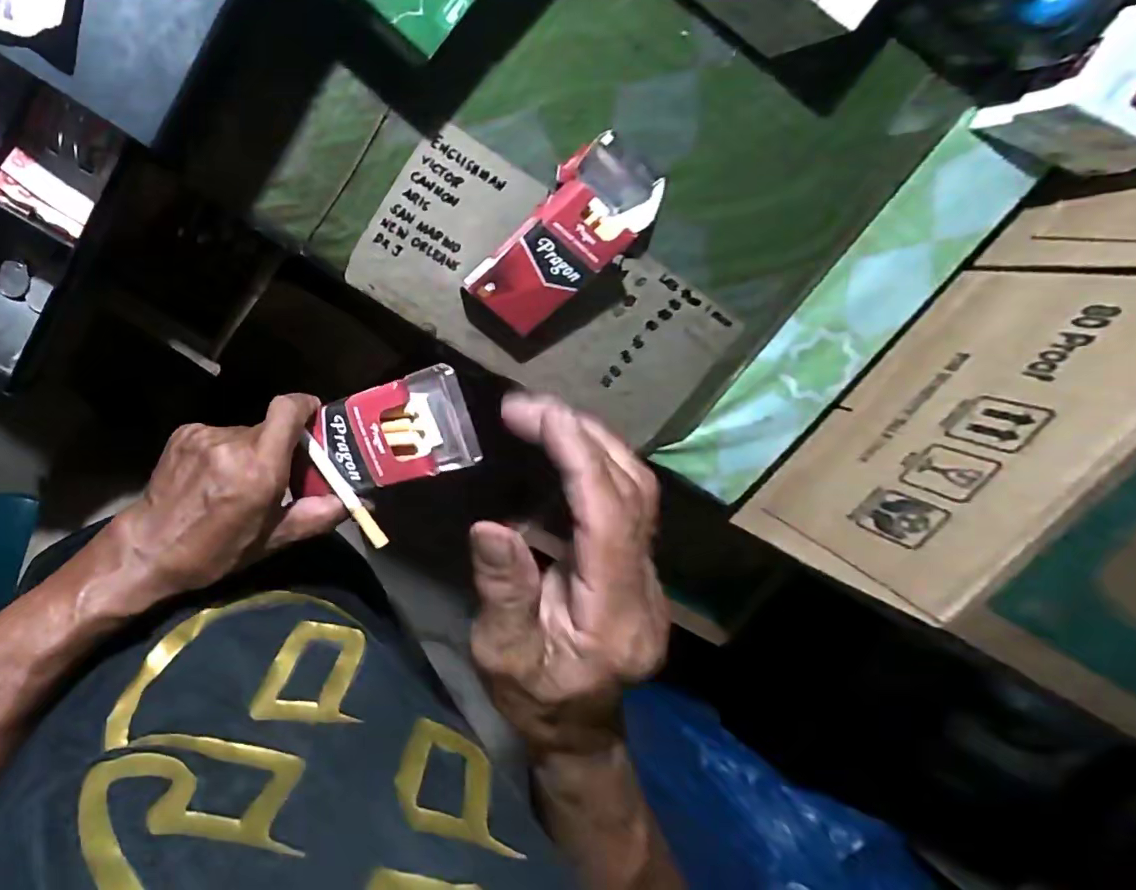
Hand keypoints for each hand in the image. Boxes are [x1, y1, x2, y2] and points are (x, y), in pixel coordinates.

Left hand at [104, 394, 346, 602]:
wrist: (150, 547)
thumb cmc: (214, 552)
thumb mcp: (270, 541)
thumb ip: (315, 516)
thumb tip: (355, 502)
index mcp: (258, 467)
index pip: (288, 408)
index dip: (305, 406)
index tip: (314, 419)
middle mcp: (232, 442)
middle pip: (268, 427)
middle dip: (278, 446)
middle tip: (276, 475)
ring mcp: (204, 435)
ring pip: (242, 433)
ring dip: (247, 452)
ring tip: (235, 484)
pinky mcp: (183, 432)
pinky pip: (216, 435)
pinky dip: (222, 452)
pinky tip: (210, 479)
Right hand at [470, 393, 667, 757]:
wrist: (576, 730)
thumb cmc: (533, 696)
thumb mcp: (502, 652)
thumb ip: (502, 592)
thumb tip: (490, 525)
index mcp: (614, 613)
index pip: (609, 520)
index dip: (580, 460)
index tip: (538, 417)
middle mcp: (643, 587)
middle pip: (635, 494)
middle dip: (586, 437)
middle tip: (527, 405)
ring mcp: (645, 577)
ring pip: (638, 494)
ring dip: (594, 443)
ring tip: (541, 415)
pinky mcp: (632, 568)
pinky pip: (623, 504)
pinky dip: (592, 465)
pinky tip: (557, 450)